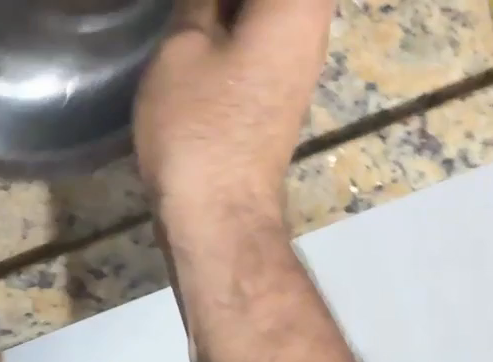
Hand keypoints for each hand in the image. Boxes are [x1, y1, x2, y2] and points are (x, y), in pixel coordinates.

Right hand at [133, 0, 334, 229]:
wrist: (218, 209)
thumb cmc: (196, 128)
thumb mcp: (178, 54)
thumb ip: (197, 7)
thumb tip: (206, 3)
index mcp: (296, 1)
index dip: (212, 2)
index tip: (188, 12)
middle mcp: (314, 20)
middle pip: (272, 3)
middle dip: (223, 7)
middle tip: (187, 17)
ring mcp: (303, 60)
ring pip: (272, 18)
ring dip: (229, 18)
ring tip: (189, 25)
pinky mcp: (283, 92)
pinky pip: (265, 42)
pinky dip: (236, 38)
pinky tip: (201, 52)